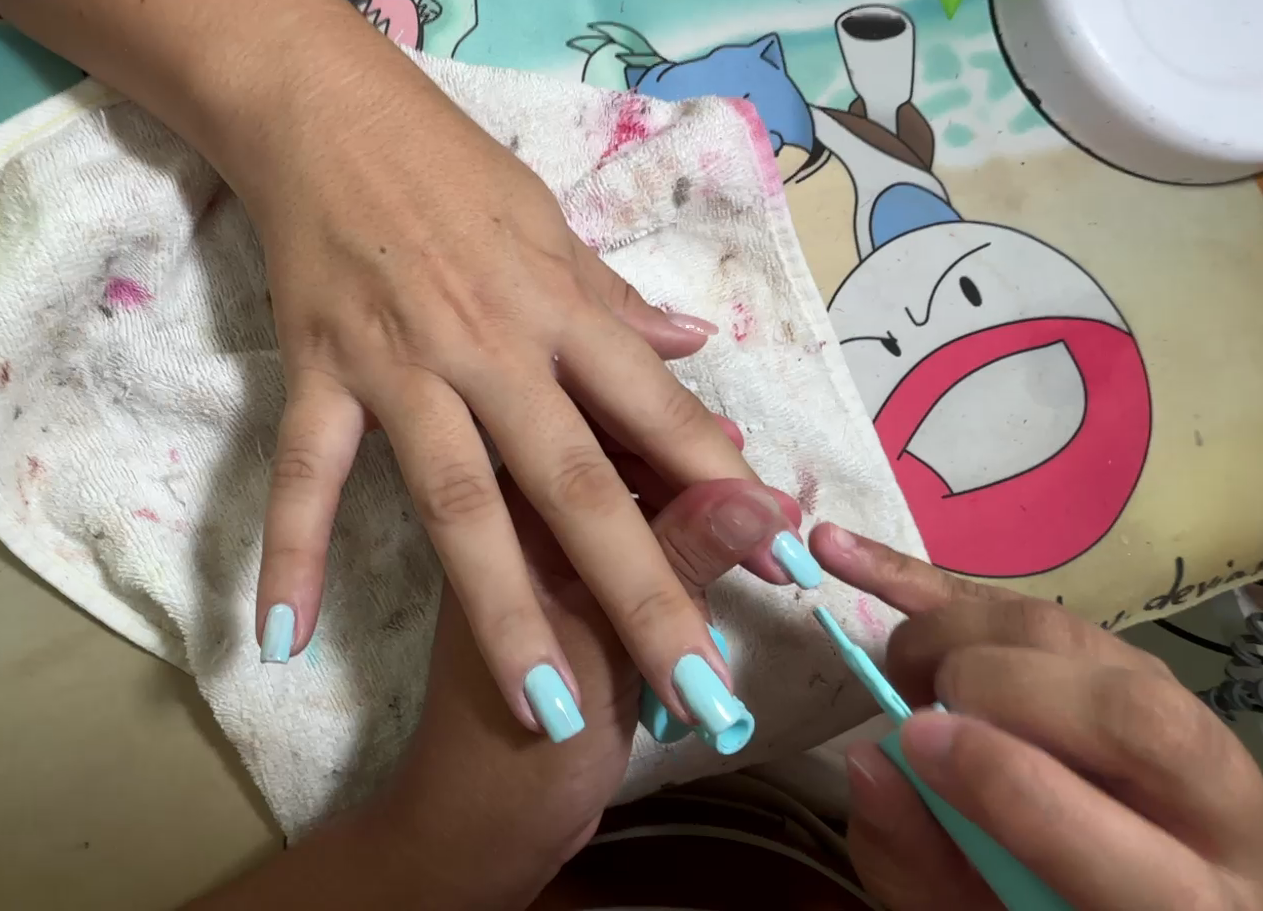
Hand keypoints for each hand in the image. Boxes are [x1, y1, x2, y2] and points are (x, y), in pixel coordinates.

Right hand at [242, 68, 790, 748]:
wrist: (327, 113)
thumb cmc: (447, 164)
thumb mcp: (547, 219)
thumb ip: (614, 297)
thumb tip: (694, 342)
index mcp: (559, 307)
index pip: (658, 410)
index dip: (725, 489)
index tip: (779, 569)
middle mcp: (493, 348)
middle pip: (578, 484)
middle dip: (645, 595)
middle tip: (701, 699)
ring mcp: (402, 367)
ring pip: (458, 503)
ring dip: (501, 610)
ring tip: (544, 712)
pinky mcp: (320, 374)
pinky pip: (306, 475)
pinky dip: (290, 551)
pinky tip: (281, 634)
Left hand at [371, 454, 803, 904]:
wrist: (486, 827)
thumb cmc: (526, 737)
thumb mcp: (606, 642)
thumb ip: (675, 565)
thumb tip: (758, 495)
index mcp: (509, 503)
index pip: (590, 434)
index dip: (669, 439)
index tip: (747, 454)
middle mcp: (527, 512)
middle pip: (621, 466)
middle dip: (697, 481)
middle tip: (776, 504)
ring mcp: (555, 553)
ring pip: (635, 508)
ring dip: (699, 521)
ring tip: (769, 531)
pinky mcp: (580, 591)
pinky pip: (639, 551)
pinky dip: (686, 559)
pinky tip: (729, 562)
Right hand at [810, 524, 1262, 910]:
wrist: (1098, 888)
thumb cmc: (1024, 910)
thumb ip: (916, 862)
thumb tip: (868, 759)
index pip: (1129, 848)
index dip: (1002, 780)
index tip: (908, 739)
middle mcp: (1225, 809)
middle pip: (1130, 713)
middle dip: (992, 685)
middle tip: (911, 697)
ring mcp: (1180, 713)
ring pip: (1069, 633)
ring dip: (958, 628)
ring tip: (901, 668)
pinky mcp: (1109, 654)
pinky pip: (1016, 601)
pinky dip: (920, 579)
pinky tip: (842, 551)